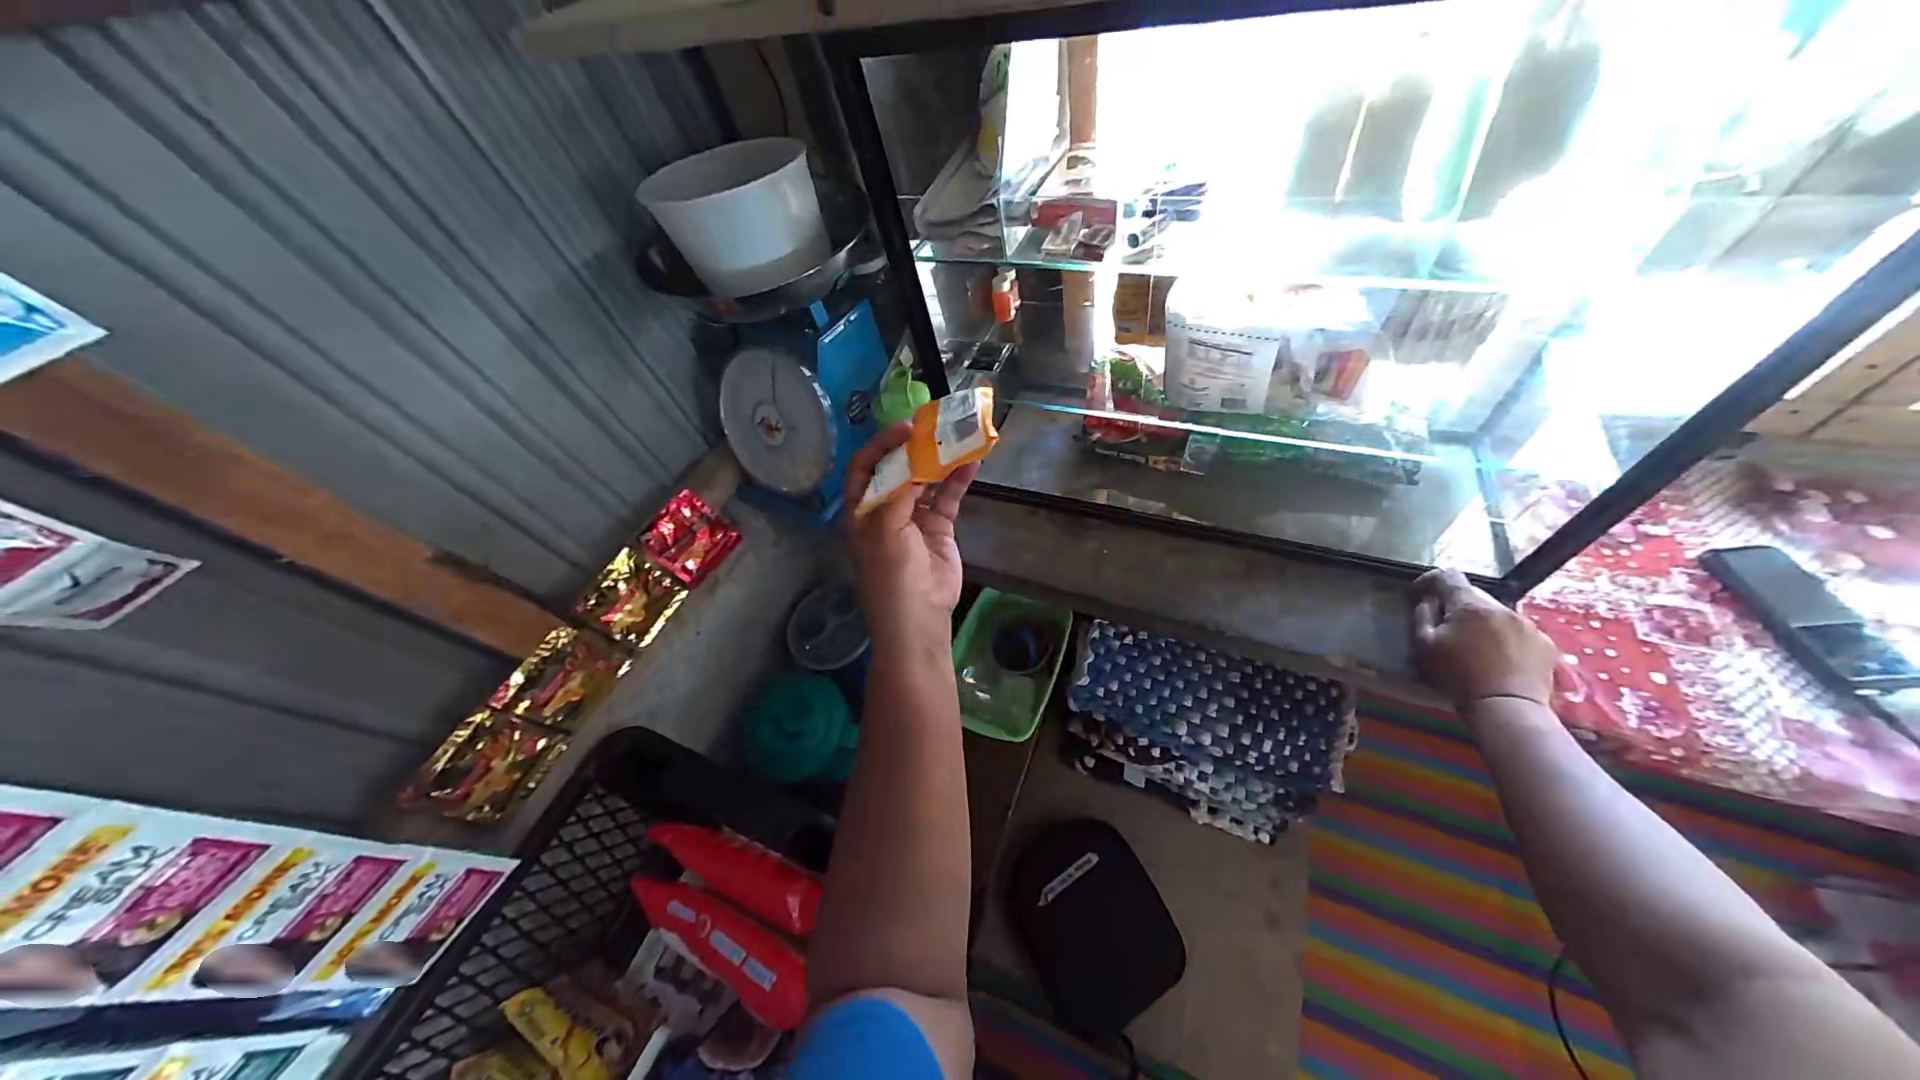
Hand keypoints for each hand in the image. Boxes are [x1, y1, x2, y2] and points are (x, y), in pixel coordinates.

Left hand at [845, 424, 979, 644]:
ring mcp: (913, 518)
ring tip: (957, 436)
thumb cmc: (891, 573)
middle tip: (935, 425)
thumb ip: (900, 488)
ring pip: (926, 480)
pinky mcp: (938, 527)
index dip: (882, 444)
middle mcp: (884, 509)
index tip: (907, 427)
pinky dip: (959, 480)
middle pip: (898, 469)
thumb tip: (915, 455)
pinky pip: (947, 497)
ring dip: (940, 460)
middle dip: (914, 447)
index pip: (866, 466)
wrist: (918, 617)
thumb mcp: (886, 528)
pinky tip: (972, 462)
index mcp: (861, 509)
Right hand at [1411, 569, 1558, 707]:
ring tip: (1473, 644)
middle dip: (1456, 605)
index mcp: (1470, 606)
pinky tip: (1497, 657)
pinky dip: (1503, 637)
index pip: (1448, 576)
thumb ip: (1422, 616)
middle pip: (1473, 595)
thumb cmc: (1458, 677)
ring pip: (1496, 613)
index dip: (1429, 580)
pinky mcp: (1545, 643)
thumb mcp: (1424, 646)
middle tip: (1444, 625)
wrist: (1508, 708)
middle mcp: (1502, 608)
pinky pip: (1517, 631)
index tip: (1418, 593)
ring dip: (1481, 622)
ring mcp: (1528, 625)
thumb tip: (1428, 602)